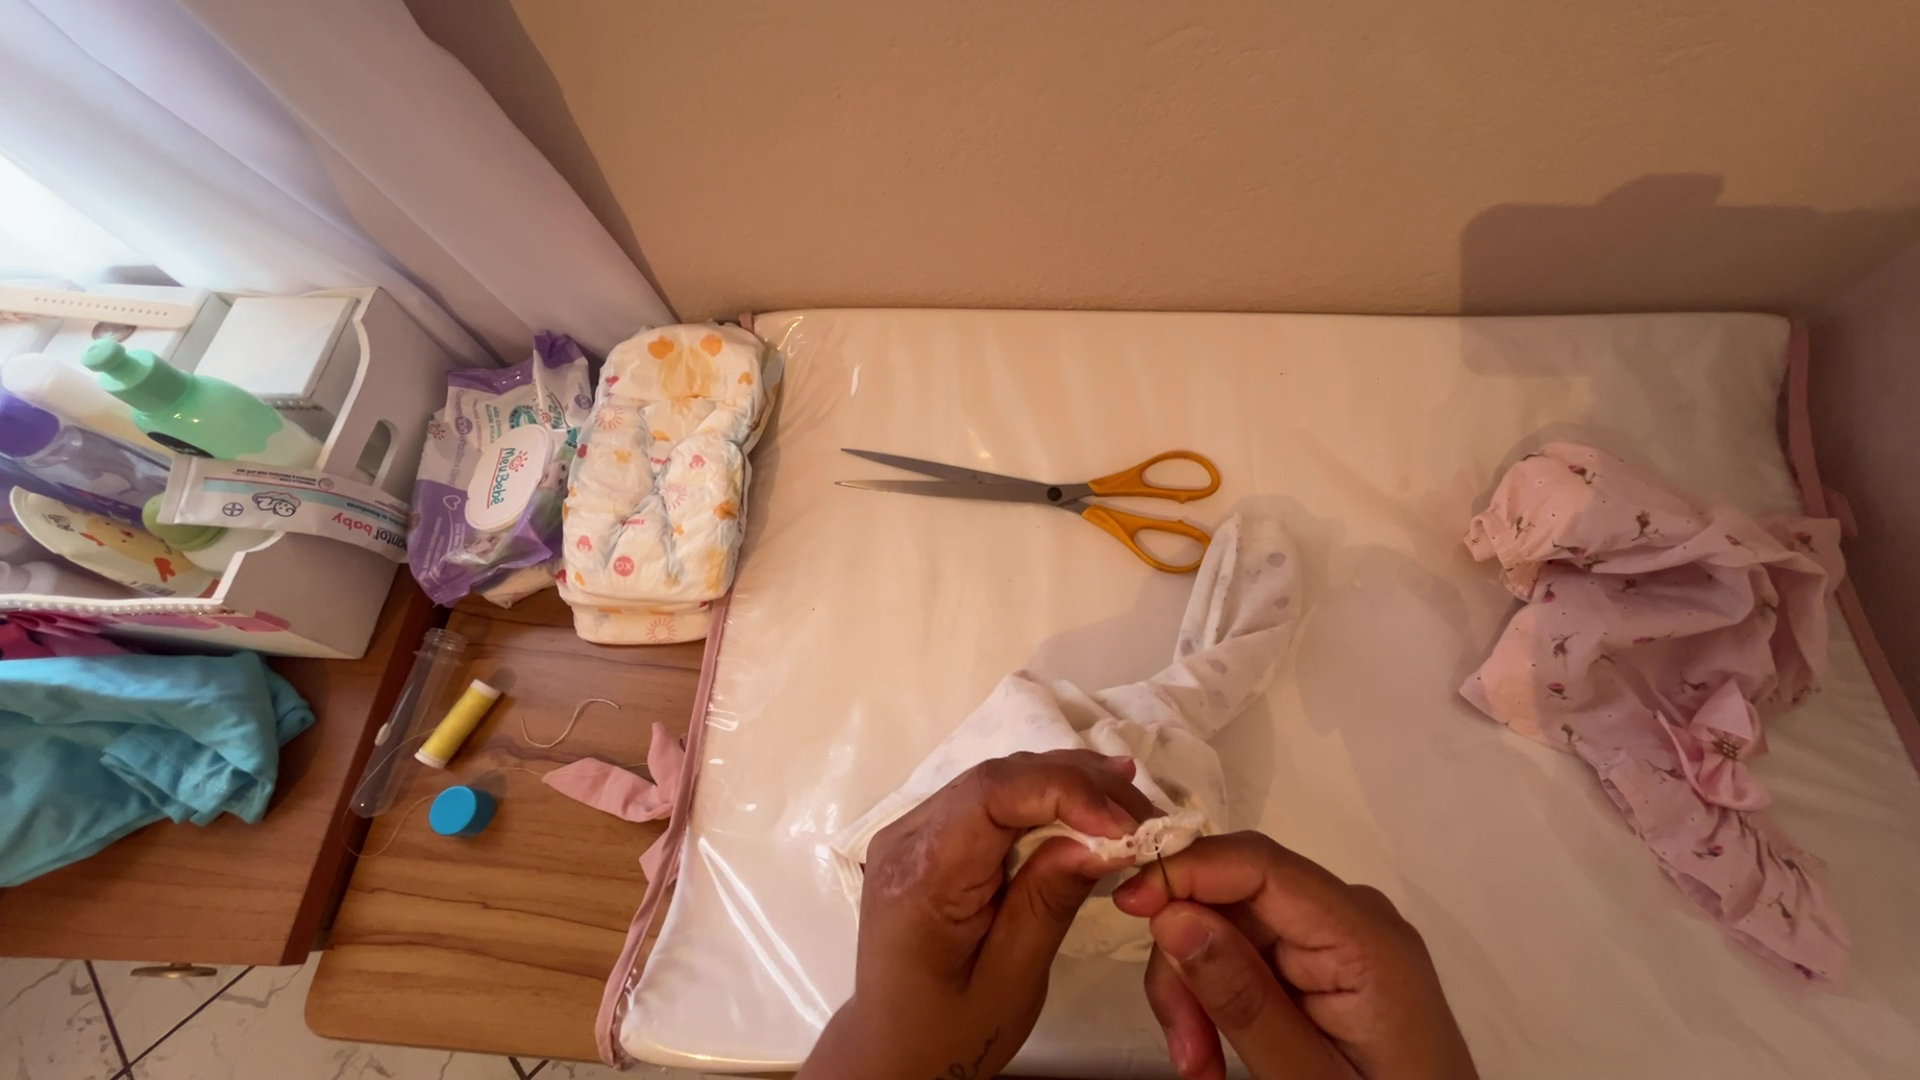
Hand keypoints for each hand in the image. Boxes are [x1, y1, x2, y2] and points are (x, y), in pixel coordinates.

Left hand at [799, 749, 1158, 1079]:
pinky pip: (990, 797)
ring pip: (997, 779)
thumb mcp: (1010, 981)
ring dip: (1065, 782)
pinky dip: (1042, 794)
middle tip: (1144, 809)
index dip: (1064, 790)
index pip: (991, 795)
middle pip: (997, 778)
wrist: (889, 1047)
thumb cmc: (948, 1032)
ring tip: (1127, 797)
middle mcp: (907, 833)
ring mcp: (913, 827)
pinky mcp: (929, 832)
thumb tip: (1104, 838)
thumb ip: (1049, 900)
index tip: (1127, 821)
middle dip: (1077, 783)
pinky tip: (1085, 798)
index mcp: (920, 872)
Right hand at [1113, 832, 1476, 1079]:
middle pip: (1231, 895)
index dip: (1185, 868)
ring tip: (1197, 1064)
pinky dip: (1212, 994)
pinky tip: (1211, 1051)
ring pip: (1223, 923)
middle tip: (1178, 1042)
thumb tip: (1170, 916)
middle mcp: (1348, 916)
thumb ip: (1243, 1000)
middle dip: (1186, 955)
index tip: (1125, 904)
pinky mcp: (1315, 956)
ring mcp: (1331, 935)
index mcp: (1366, 936)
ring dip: (1193, 987)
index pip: (1260, 864)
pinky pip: (1240, 950)